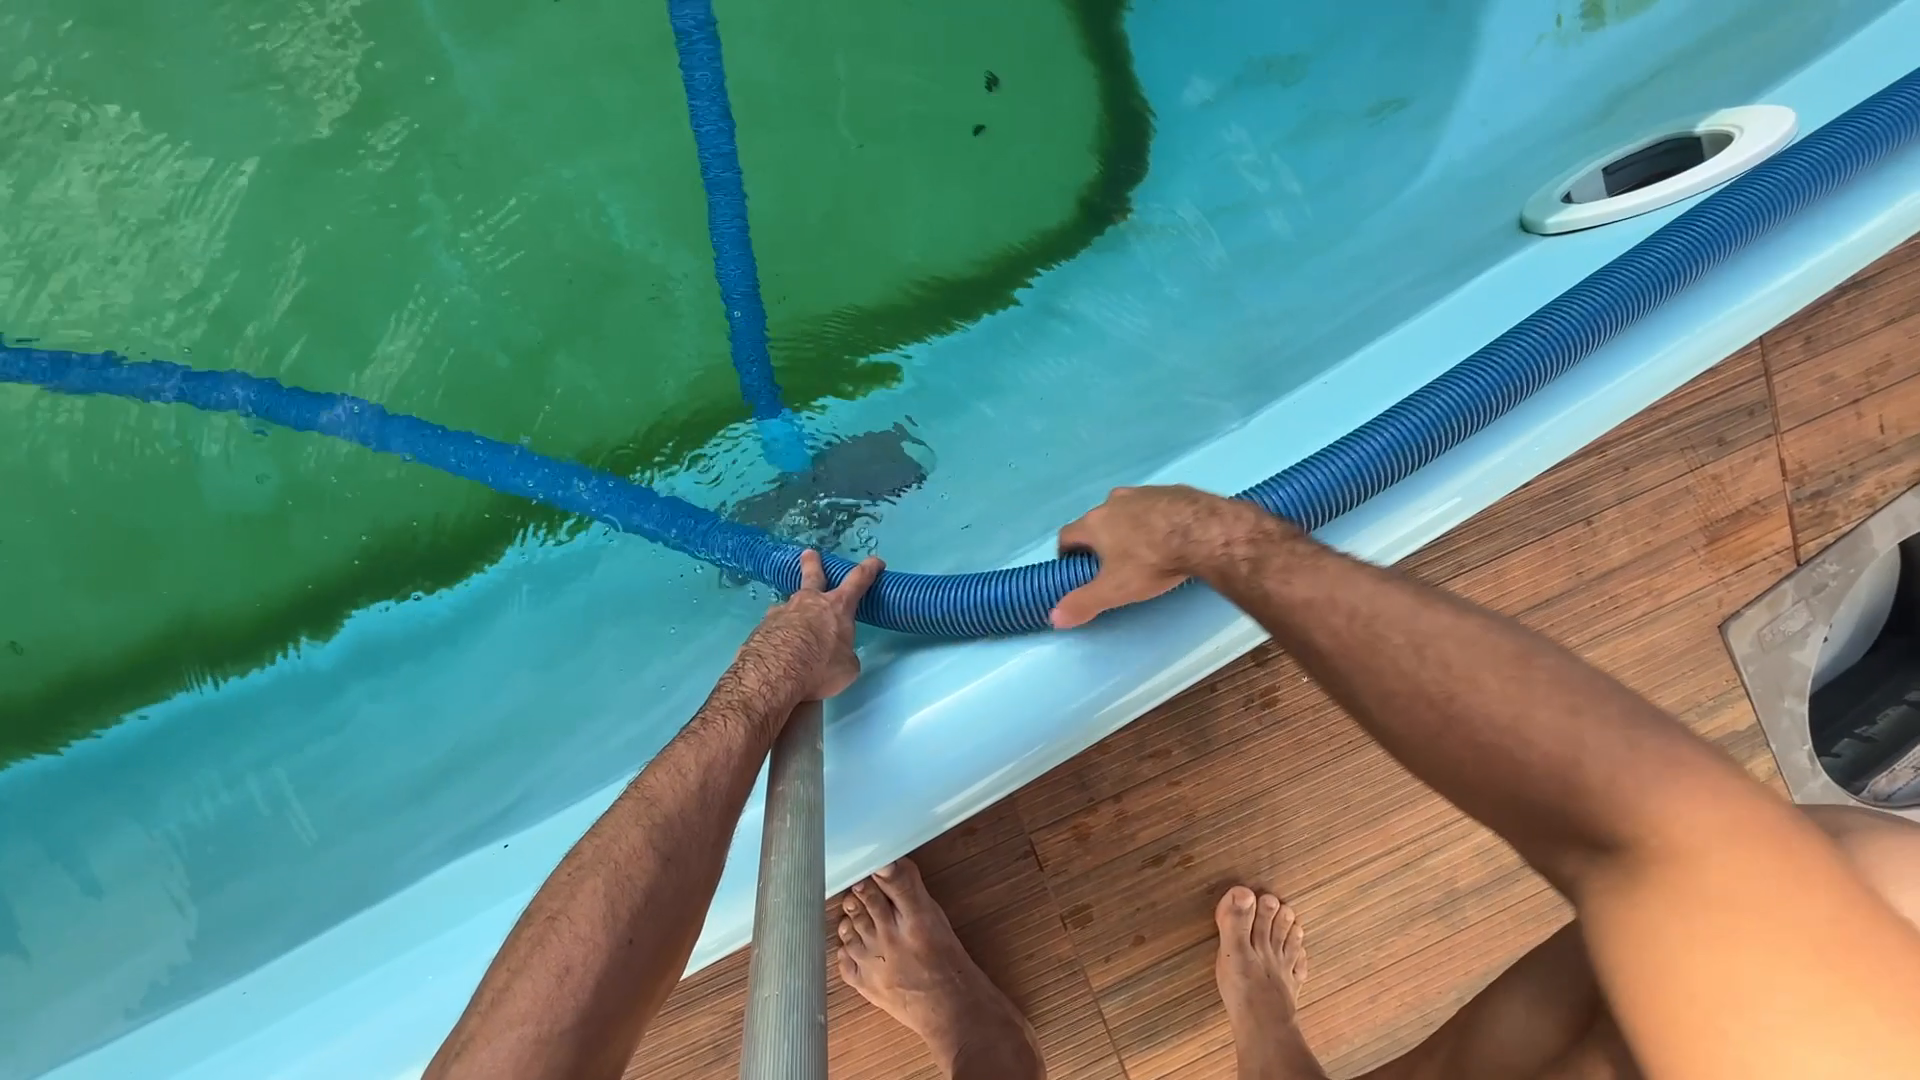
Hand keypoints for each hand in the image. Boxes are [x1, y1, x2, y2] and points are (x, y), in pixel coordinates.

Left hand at [737, 550, 883, 701]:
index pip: (858, 580)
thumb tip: (837, 655)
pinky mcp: (761, 627)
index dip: (869, 569)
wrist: (773, 675)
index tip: (876, 561)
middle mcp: (809, 602)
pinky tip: (776, 644)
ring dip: (793, 609)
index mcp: (837, 607)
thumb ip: (844, 655)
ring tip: (791, 621)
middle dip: (813, 563)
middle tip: (809, 553)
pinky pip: (774, 625)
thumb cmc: (820, 668)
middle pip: (813, 575)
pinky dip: (778, 631)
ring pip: (790, 604)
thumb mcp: (847, 668)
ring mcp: (782, 612)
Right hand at [1050, 485, 1293, 628]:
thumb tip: (1054, 618)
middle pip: (1097, 521)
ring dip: (1129, 526)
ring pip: (1127, 510)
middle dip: (1100, 539)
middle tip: (1113, 563)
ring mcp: (1144, 492)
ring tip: (1144, 549)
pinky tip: (1171, 535)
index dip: (1068, 553)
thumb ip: (1083, 603)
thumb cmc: (1152, 562)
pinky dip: (1156, 519)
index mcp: (1095, 522)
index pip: (1067, 535)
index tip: (1076, 568)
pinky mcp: (1172, 489)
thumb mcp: (1115, 590)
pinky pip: (1156, 505)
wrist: (1205, 533)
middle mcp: (1114, 501)